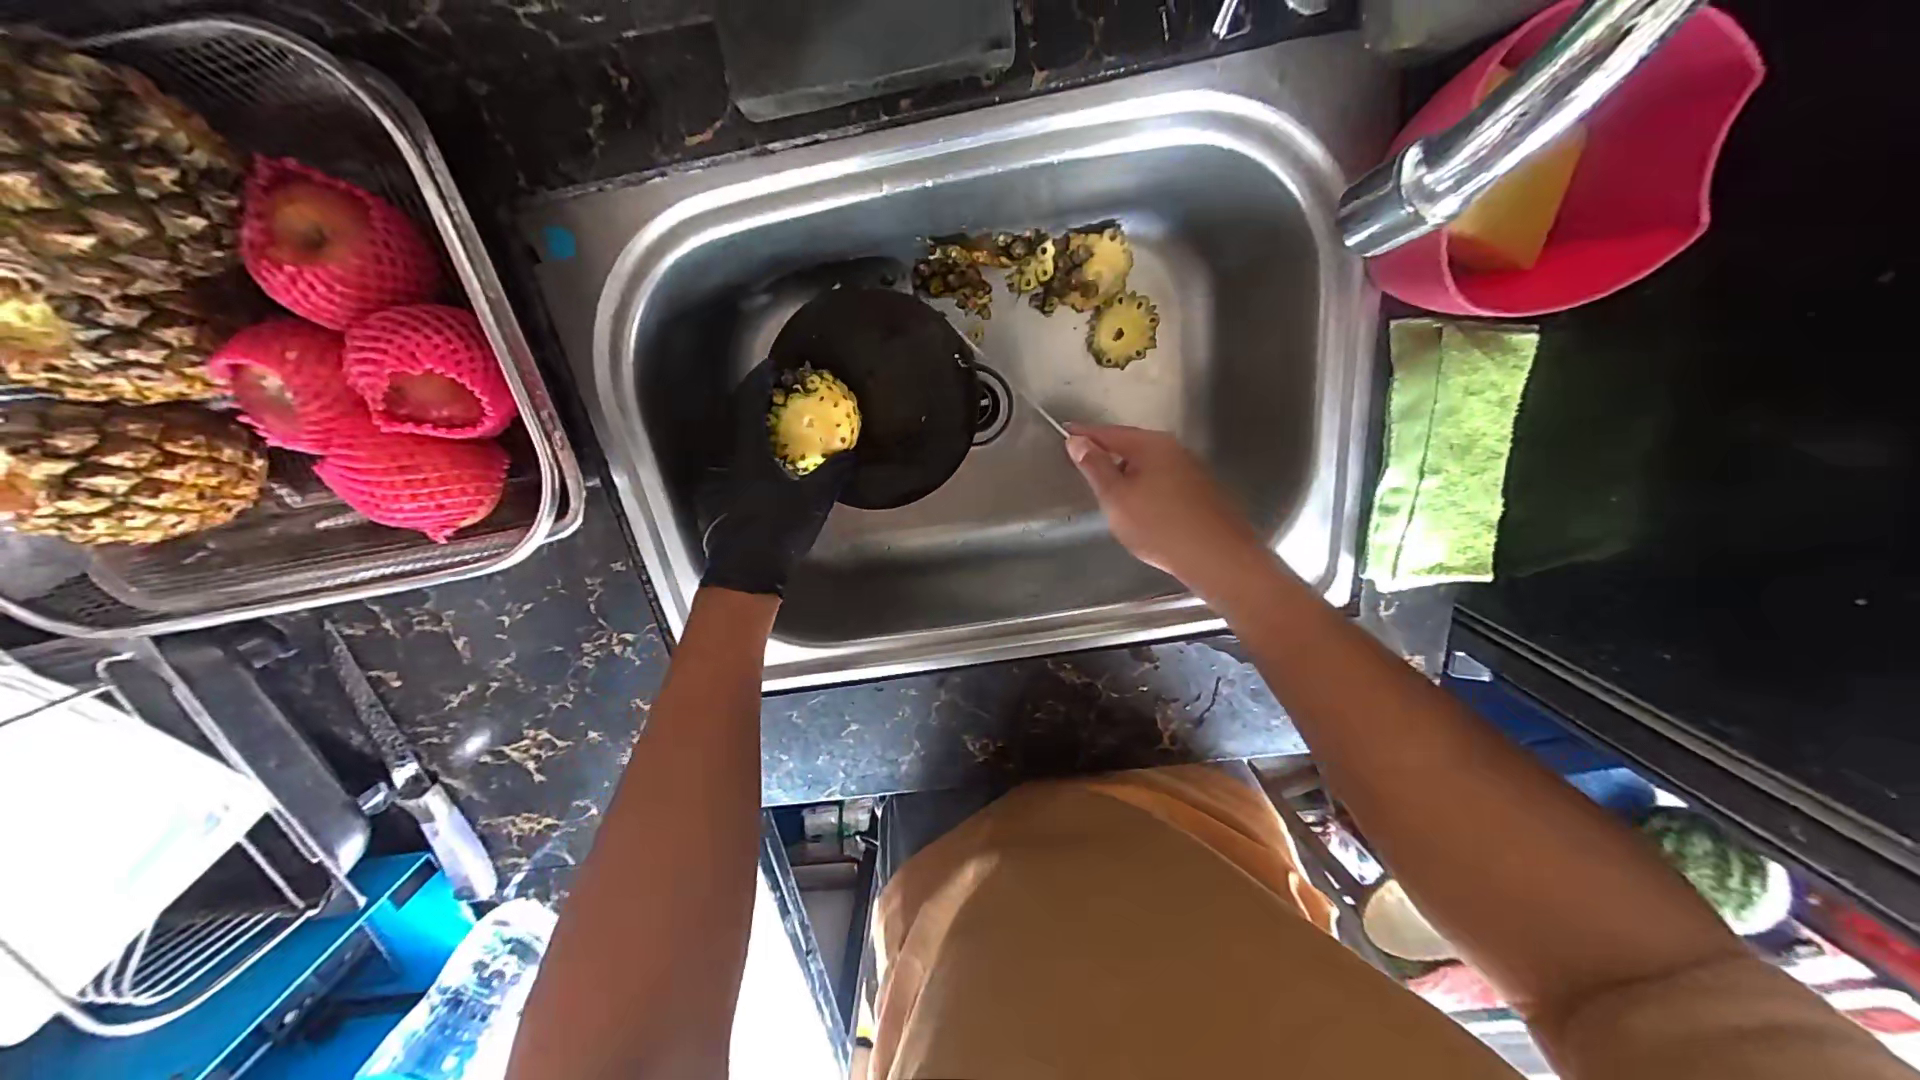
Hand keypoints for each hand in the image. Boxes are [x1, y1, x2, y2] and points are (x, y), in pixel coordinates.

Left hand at [698, 360, 852, 595]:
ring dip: (754, 426)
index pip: (749, 405)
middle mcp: (729, 461)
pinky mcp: (724, 497)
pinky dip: (753, 450)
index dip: (759, 382)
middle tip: (777, 393)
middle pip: (738, 418)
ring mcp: (723, 480)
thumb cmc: (778, 532)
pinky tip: (770, 462)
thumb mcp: (813, 500)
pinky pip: (738, 461)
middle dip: (756, 401)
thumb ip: (833, 473)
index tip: (771, 367)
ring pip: (737, 441)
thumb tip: (851, 453)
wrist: (747, 572)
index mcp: (749, 455)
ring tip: (776, 423)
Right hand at [1063, 423, 1266, 595]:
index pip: (1108, 432)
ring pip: (1148, 464)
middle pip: (1130, 445)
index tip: (1066, 432)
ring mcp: (1190, 470)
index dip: (1084, 434)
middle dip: (1106, 453)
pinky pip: (1162, 480)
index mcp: (1151, 445)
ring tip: (1108, 491)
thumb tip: (1078, 442)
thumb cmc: (1160, 527)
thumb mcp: (1116, 497)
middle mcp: (1174, 450)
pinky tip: (1139, 508)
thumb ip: (1095, 467)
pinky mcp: (1199, 491)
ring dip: (1126, 472)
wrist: (1218, 558)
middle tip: (1083, 463)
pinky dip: (1144, 487)